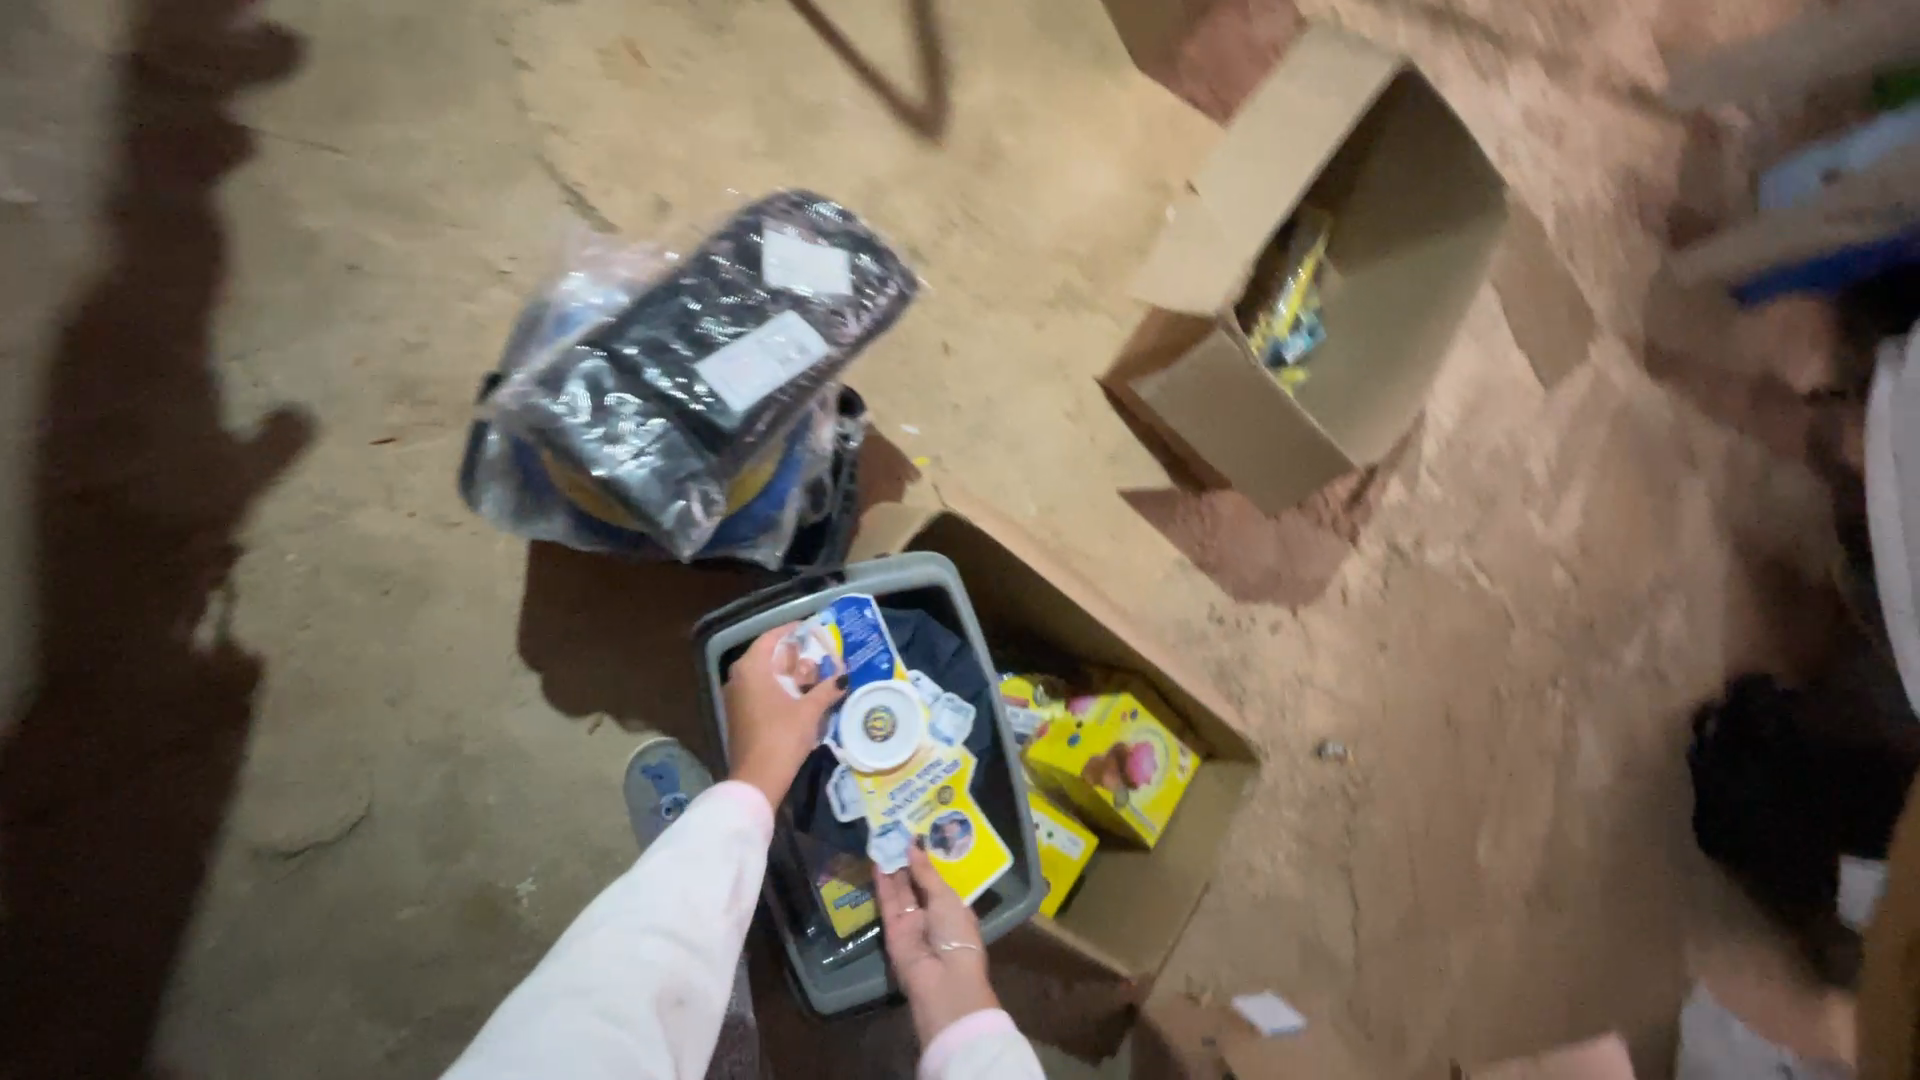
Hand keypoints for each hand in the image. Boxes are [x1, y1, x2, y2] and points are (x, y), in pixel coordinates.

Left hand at [724, 623, 845, 808]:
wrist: (757, 779)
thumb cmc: (782, 736)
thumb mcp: (810, 710)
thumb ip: (827, 689)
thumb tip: (844, 677)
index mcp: (751, 669)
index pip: (771, 638)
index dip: (792, 631)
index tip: (812, 629)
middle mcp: (739, 678)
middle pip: (770, 657)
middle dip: (796, 658)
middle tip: (821, 661)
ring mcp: (738, 698)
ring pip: (767, 676)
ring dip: (791, 676)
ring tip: (817, 681)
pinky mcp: (741, 715)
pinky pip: (762, 692)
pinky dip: (782, 690)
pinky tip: (803, 699)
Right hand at [875, 843, 999, 1045]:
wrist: (944, 979)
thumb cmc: (956, 933)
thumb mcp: (946, 898)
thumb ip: (926, 873)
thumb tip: (913, 845)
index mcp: (952, 907)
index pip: (936, 880)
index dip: (925, 860)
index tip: (915, 836)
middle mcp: (931, 914)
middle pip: (915, 883)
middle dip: (906, 861)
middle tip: (896, 834)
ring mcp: (911, 923)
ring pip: (900, 891)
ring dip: (892, 868)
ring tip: (884, 841)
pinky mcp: (893, 931)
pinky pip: (888, 903)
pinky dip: (882, 884)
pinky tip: (877, 862)